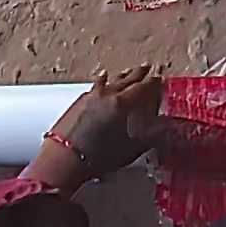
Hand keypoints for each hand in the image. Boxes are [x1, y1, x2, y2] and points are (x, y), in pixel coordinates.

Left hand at [30, 66, 164, 187]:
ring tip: (126, 72)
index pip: (141, 88)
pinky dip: (102, 82)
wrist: (63, 158)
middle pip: (125, 80)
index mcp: (121, 104)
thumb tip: (163, 131)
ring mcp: (90, 96)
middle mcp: (106, 95)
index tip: (158, 78)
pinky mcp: (78, 101)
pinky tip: (102, 80)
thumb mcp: (129, 150)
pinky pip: (95, 86)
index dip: (152, 83)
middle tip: (146, 68)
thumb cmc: (97, 158)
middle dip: (137, 74)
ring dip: (120, 76)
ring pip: (109, 81)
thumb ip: (148, 139)